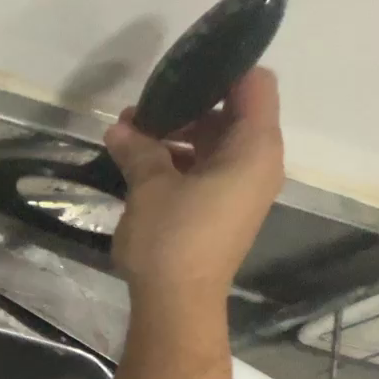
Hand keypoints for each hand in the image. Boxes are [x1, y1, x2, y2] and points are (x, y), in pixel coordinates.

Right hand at [105, 67, 283, 304]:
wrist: (178, 303)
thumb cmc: (170, 239)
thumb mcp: (149, 189)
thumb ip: (138, 151)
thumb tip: (119, 128)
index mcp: (254, 147)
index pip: (252, 85)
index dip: (216, 75)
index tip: (173, 81)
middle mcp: (259, 163)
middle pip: (232, 116)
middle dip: (186, 110)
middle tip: (140, 115)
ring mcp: (244, 190)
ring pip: (216, 147)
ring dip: (178, 140)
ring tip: (133, 142)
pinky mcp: (225, 212)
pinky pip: (209, 173)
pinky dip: (182, 165)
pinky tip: (146, 170)